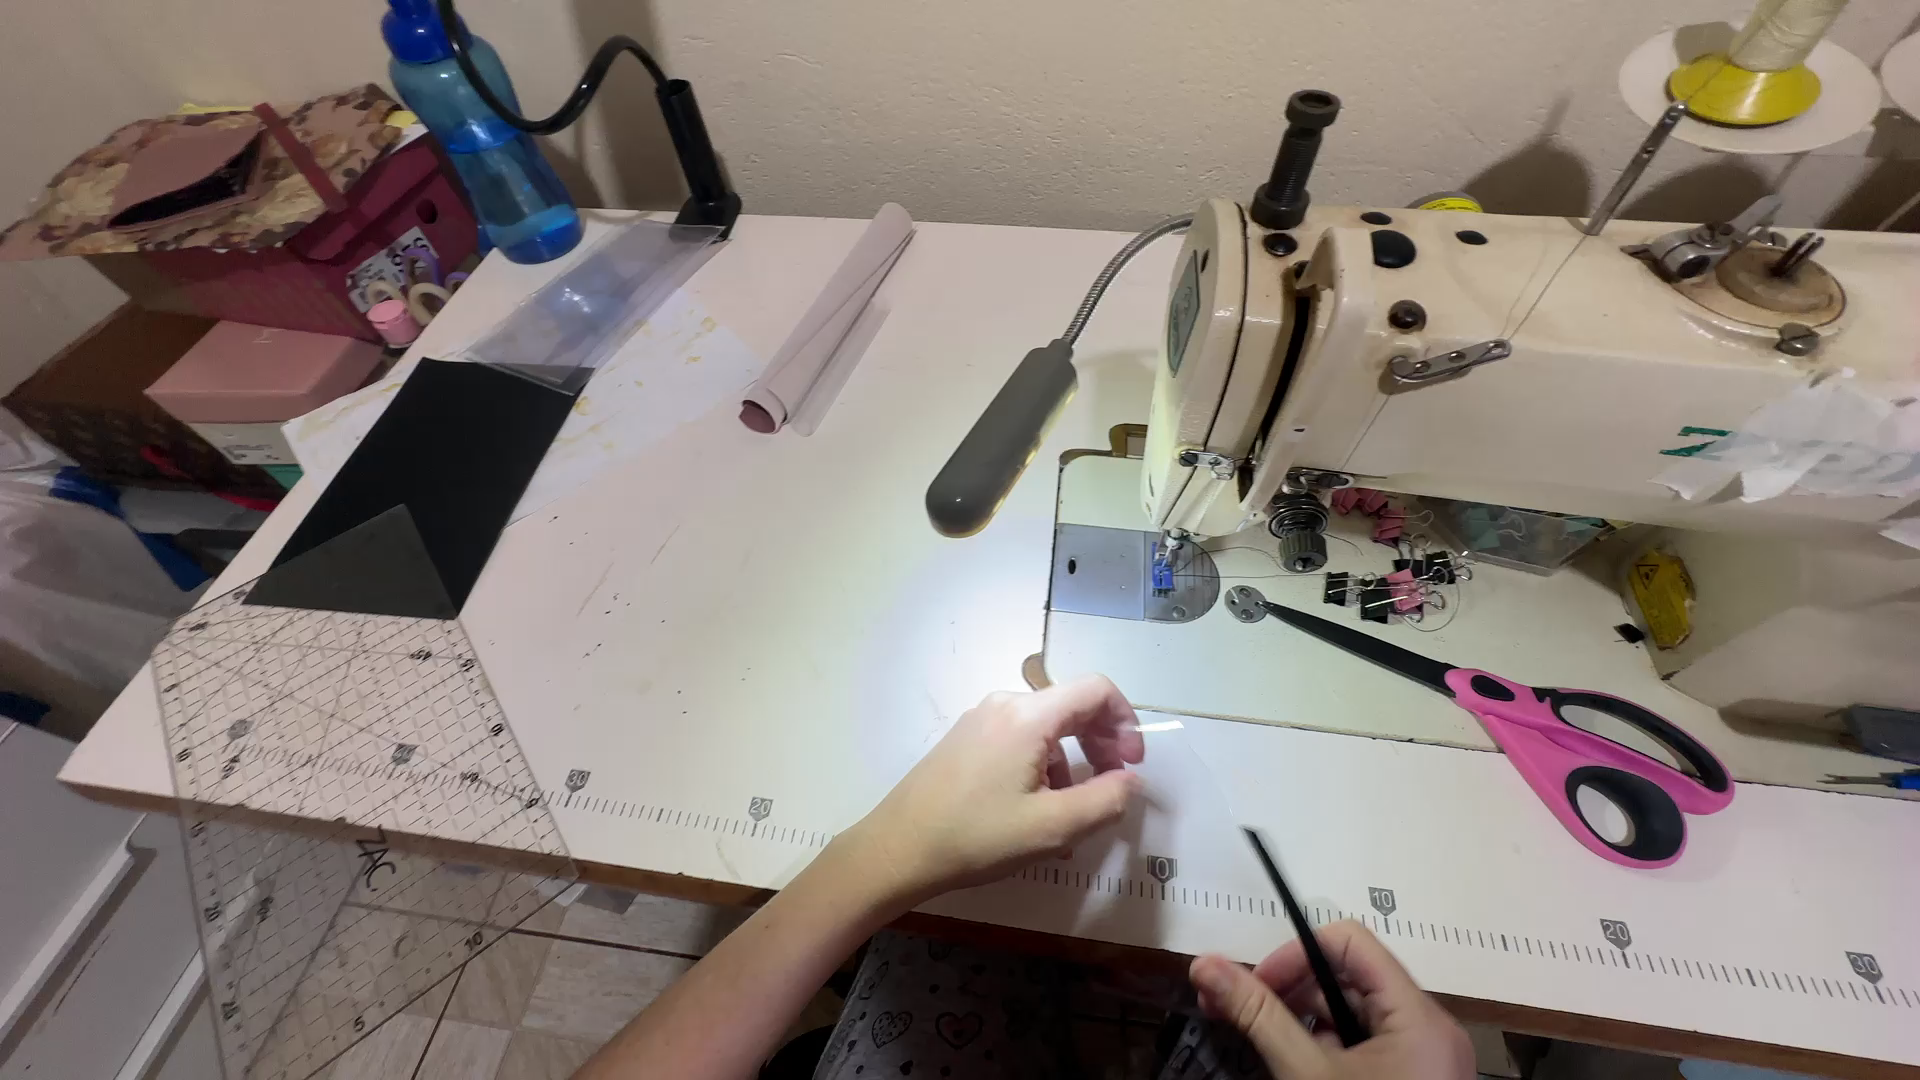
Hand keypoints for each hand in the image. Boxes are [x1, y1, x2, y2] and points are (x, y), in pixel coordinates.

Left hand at [846, 675, 1144, 905]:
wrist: (899, 847)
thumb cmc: (977, 837)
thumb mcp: (1052, 827)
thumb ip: (1105, 800)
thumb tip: (1132, 779)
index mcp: (1028, 715)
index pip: (1095, 689)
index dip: (1126, 720)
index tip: (1132, 763)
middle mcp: (1004, 703)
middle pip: (1071, 705)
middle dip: (1102, 741)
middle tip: (1114, 785)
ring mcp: (981, 718)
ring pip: (1047, 727)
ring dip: (1072, 761)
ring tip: (1072, 813)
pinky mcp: (967, 737)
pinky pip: (1020, 738)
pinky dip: (1043, 764)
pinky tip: (1037, 809)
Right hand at [1189, 921, 1473, 1079]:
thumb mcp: (1306, 1074)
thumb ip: (1256, 1014)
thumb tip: (1203, 964)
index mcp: (1418, 1015)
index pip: (1347, 941)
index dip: (1296, 953)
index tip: (1257, 986)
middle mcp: (1428, 1027)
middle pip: (1346, 974)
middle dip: (1287, 989)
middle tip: (1238, 1009)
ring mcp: (1424, 1057)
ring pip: (1349, 1009)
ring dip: (1299, 1018)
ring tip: (1265, 1045)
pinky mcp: (1414, 1078)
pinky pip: (1362, 1040)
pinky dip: (1323, 1045)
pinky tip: (1298, 1068)